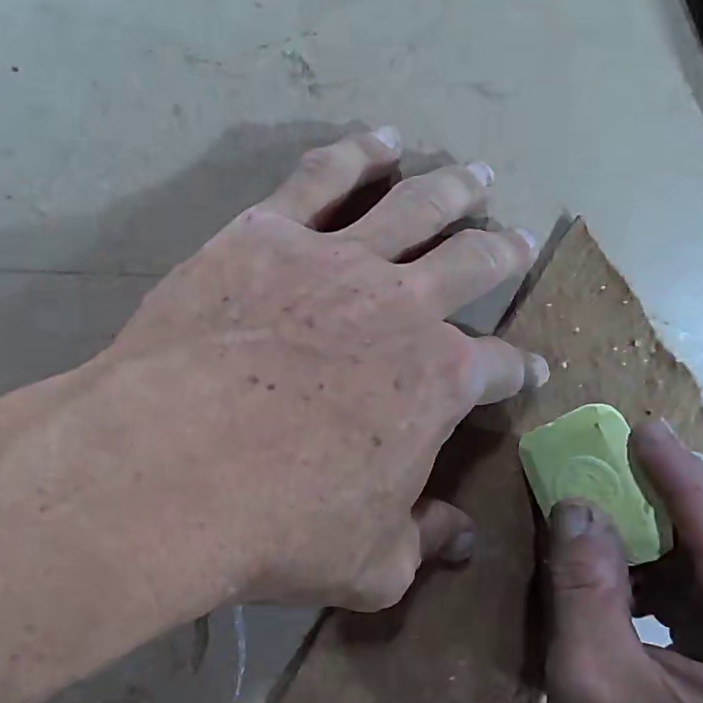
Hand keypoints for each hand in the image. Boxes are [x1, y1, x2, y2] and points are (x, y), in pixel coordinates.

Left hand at [13, 127, 547, 616]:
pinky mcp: (265, 235)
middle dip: (503, 251)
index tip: (532, 368)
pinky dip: (358, 153)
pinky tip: (381, 139)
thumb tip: (464, 540)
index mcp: (438, 382)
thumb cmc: (283, 526)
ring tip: (474, 173)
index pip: (499, 368)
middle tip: (519, 238)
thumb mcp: (372, 563)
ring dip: (452, 188)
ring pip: (412, 206)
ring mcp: (337, 262)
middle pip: (472, 264)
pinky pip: (323, 180)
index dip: (521, 369)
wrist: (170, 467)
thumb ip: (424, 542)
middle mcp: (403, 308)